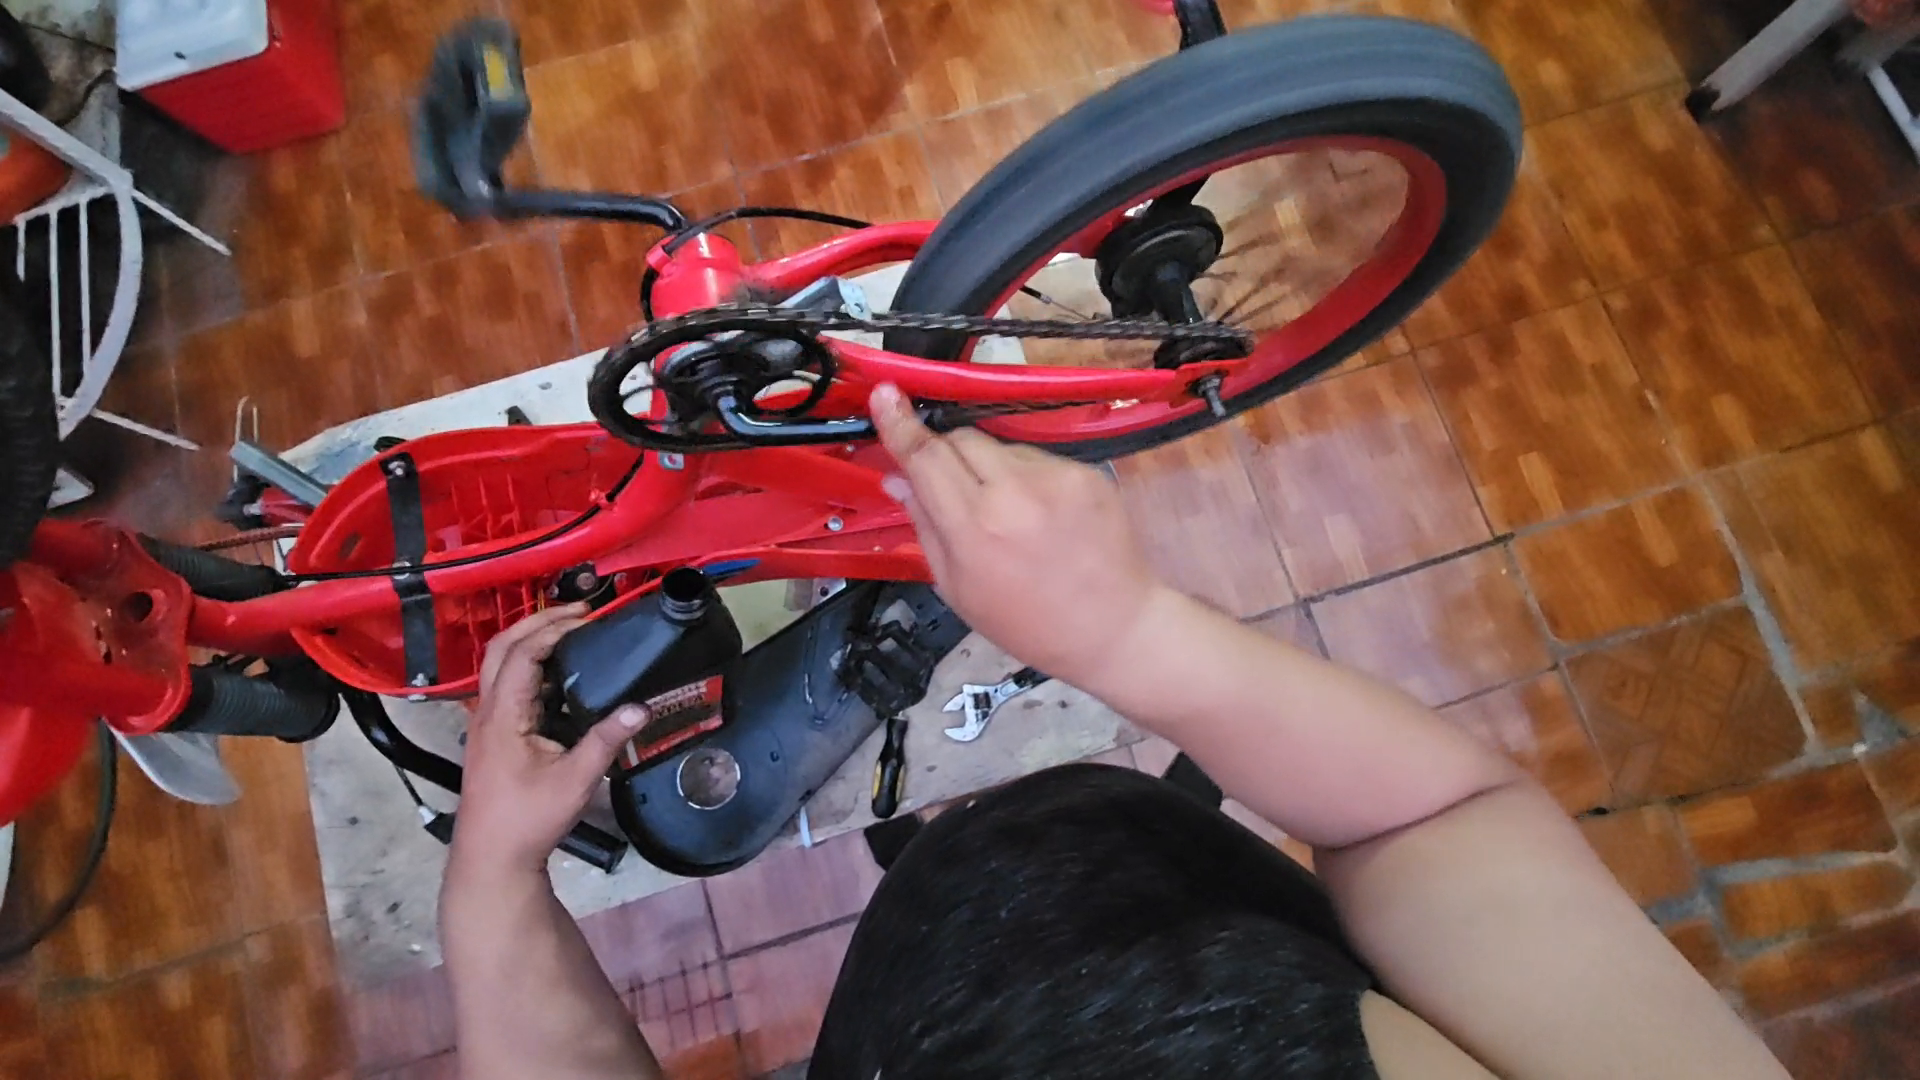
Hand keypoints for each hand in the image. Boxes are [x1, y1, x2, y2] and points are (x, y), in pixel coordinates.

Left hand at [448, 603, 648, 880]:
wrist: (491, 861)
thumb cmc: (528, 820)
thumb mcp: (575, 780)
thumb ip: (607, 740)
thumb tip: (641, 706)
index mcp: (502, 717)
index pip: (522, 655)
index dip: (554, 629)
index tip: (590, 618)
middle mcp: (487, 712)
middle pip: (501, 649)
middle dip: (538, 622)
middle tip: (579, 611)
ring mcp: (486, 723)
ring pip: (500, 664)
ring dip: (532, 640)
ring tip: (573, 631)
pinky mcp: (494, 734)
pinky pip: (508, 683)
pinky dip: (533, 664)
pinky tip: (563, 672)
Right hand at [869, 383, 1170, 687]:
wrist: (1112, 628)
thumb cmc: (1026, 622)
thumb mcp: (958, 589)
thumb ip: (925, 526)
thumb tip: (898, 478)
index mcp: (975, 528)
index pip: (927, 457)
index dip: (900, 425)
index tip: (884, 394)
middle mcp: (1015, 492)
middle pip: (961, 440)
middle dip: (946, 453)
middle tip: (952, 488)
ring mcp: (1056, 477)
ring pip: (1000, 448)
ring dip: (989, 468)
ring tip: (1009, 516)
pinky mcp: (1087, 472)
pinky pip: (1038, 459)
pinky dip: (1027, 478)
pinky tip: (1041, 515)